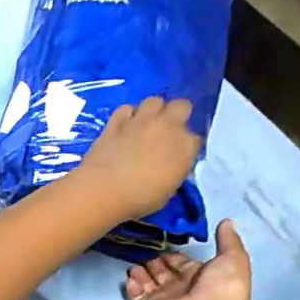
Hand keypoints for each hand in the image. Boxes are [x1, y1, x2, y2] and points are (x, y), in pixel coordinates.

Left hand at [70, 97, 202, 221]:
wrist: (104, 189)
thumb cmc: (140, 198)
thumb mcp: (168, 190)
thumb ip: (173, 170)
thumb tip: (169, 166)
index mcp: (187, 145)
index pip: (195, 138)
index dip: (186, 145)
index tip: (178, 154)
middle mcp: (168, 126)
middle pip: (182, 106)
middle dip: (177, 114)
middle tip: (166, 131)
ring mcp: (141, 121)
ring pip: (154, 101)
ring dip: (152, 110)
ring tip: (145, 125)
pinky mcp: (116, 122)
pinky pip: (126, 108)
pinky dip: (126, 115)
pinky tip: (123, 126)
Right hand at [125, 219, 252, 299]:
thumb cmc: (222, 286)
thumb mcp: (233, 258)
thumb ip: (228, 240)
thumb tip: (227, 220)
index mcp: (201, 276)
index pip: (182, 263)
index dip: (173, 255)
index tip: (161, 243)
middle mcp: (183, 287)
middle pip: (163, 272)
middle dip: (153, 262)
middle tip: (141, 250)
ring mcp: (166, 298)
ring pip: (149, 283)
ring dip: (140, 273)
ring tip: (132, 262)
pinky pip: (138, 297)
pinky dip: (132, 288)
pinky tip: (129, 277)